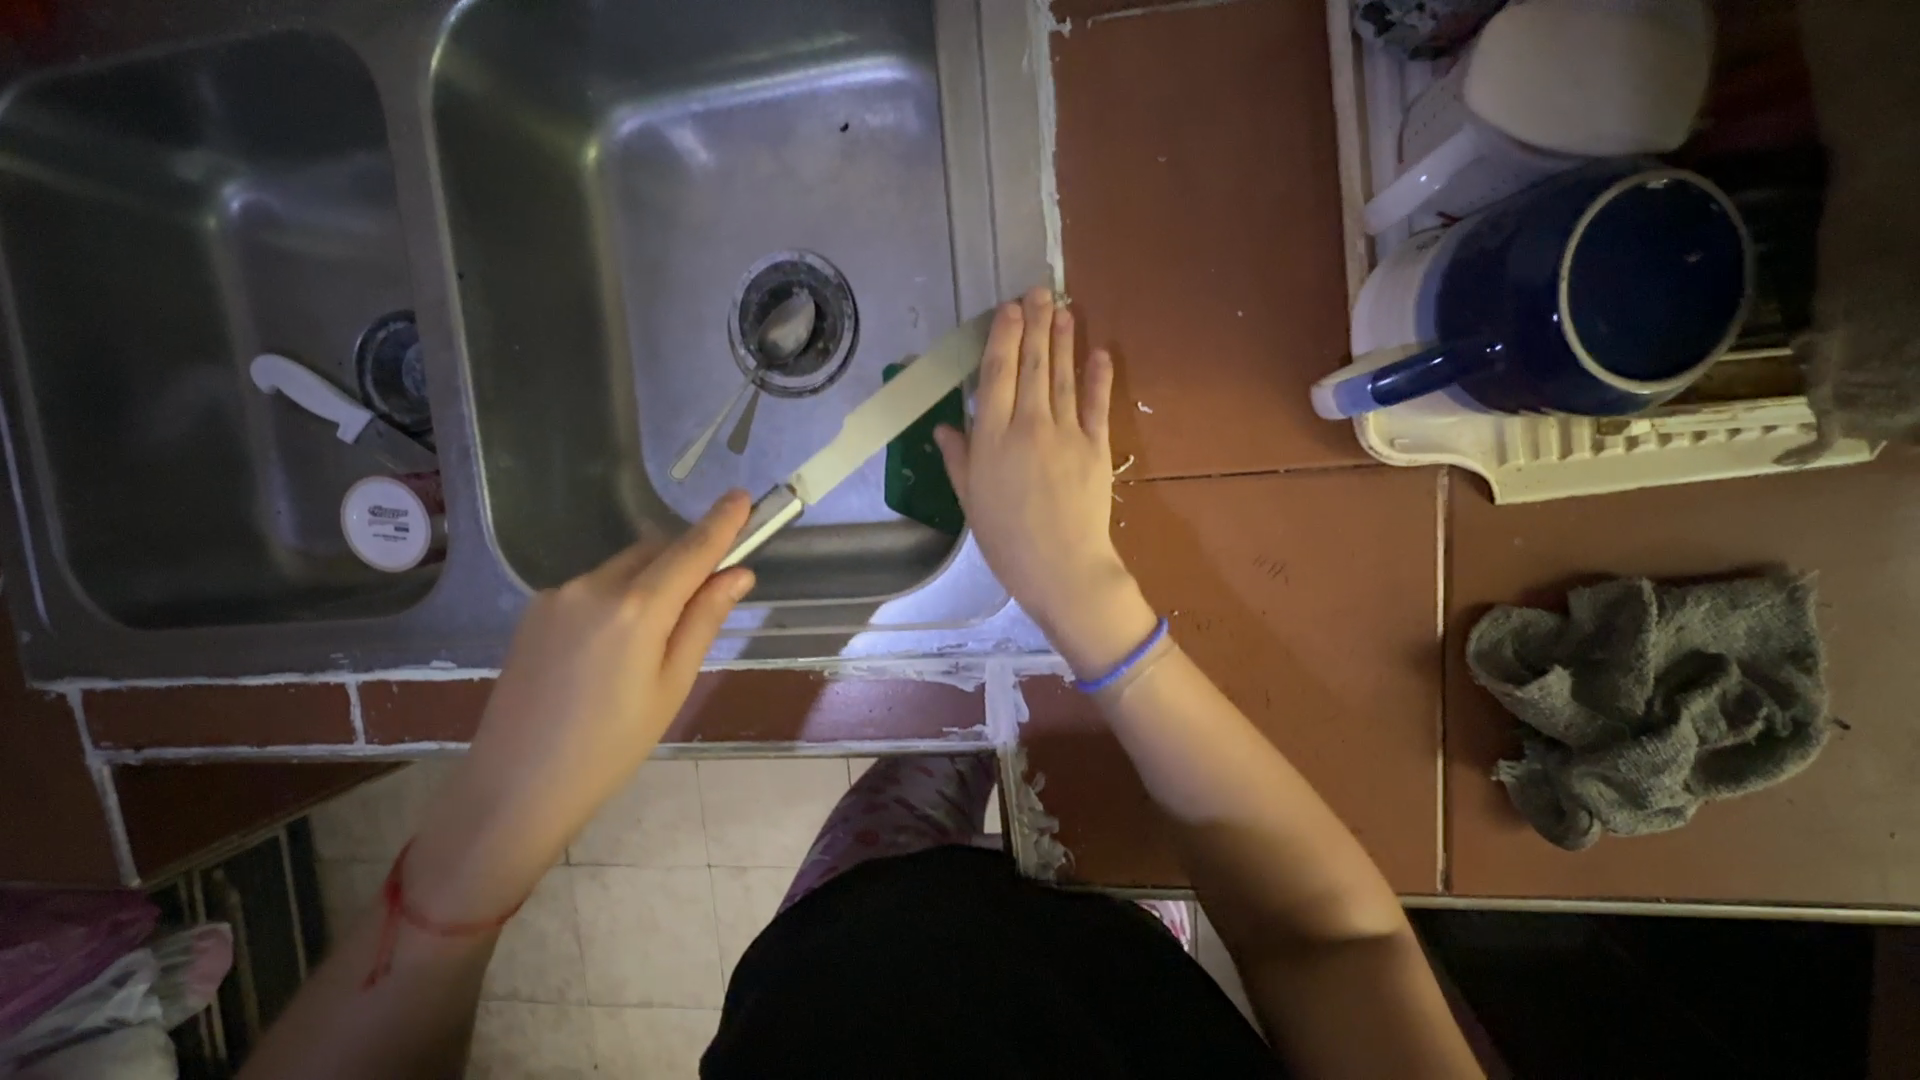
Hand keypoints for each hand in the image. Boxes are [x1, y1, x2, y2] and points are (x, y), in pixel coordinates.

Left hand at [407, 493, 754, 917]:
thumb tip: (737, 574)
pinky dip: (620, 596)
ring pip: (623, 568)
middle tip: (712, 588)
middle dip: (686, 558)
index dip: (720, 523)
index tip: (742, 497)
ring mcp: (557, 596)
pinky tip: (616, 644)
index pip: (690, 550)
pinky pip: (593, 587)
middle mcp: (593, 586)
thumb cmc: (612, 746)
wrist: (516, 785)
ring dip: (652, 579)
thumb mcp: (672, 685)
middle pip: (654, 551)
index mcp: (635, 609)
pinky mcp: (535, 611)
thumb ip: (703, 620)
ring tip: (657, 636)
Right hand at [934, 287, 1156, 677]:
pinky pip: (1097, 404)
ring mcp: (1067, 433)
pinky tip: (1098, 352)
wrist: (1062, 569)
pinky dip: (1098, 376)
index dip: (1003, 338)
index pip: (997, 375)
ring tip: (1064, 309)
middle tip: (1039, 291)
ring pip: (1064, 376)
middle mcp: (1029, 425)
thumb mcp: (971, 501)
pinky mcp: (1097, 446)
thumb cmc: (1007, 541)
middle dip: (1035, 325)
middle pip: (1032, 365)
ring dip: (1064, 340)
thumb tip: (945, 426)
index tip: (1008, 309)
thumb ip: (959, 459)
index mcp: (992, 438)